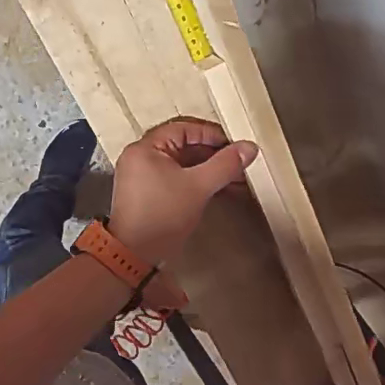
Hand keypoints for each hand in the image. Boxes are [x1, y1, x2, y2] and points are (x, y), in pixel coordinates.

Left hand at [107, 117, 257, 265]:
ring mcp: (144, 177)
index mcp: (146, 148)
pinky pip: (178, 179)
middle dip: (215, 156)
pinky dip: (198, 183)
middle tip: (240, 164)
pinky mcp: (150, 195)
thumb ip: (225, 164)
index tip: (235, 146)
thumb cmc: (162, 215)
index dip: (212, 135)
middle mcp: (142, 157)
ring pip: (183, 165)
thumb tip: (250, 147)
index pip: (184, 129)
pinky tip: (221, 191)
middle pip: (185, 147)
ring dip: (210, 171)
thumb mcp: (198, 186)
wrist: (135, 256)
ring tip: (237, 181)